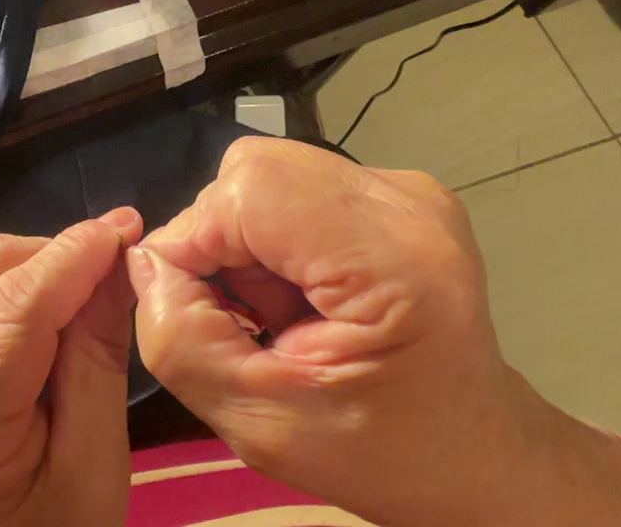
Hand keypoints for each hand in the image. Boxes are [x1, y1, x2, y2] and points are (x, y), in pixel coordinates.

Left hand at [0, 208, 142, 526]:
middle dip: (58, 254)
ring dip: (39, 265)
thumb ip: (98, 358)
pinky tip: (54, 312)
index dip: (74, 254)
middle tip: (118, 264)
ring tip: (91, 290)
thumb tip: (119, 262)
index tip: (128, 225)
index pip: (16, 306)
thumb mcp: (94, 467)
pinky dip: (18, 287)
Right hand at [127, 137, 542, 525]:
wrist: (474, 452)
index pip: (249, 192)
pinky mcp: (397, 187)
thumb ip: (181, 340)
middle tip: (243, 311)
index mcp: (393, 261)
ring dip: (244, 231)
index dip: (195, 238)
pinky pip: (294, 180)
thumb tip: (146, 258)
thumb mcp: (259, 424)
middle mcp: (404, 201)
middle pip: (255, 168)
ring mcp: (406, 186)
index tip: (191, 305)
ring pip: (267, 169)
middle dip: (219, 235)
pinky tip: (303, 283)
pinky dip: (272, 227)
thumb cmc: (379, 450)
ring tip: (279, 302)